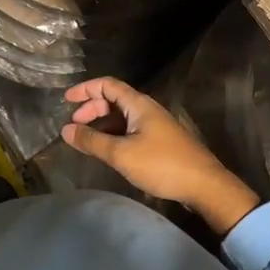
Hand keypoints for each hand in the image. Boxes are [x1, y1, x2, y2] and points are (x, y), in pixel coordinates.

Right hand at [61, 77, 261, 235]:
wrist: (204, 184)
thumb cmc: (161, 164)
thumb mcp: (122, 154)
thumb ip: (92, 141)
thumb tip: (65, 130)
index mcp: (138, 104)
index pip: (107, 85)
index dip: (85, 89)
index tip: (66, 101)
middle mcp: (147, 109)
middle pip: (114, 100)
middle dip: (91, 109)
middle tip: (74, 126)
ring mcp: (155, 125)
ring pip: (122, 117)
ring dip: (102, 125)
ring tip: (86, 141)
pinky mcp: (160, 141)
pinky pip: (130, 130)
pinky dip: (114, 135)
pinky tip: (108, 151)